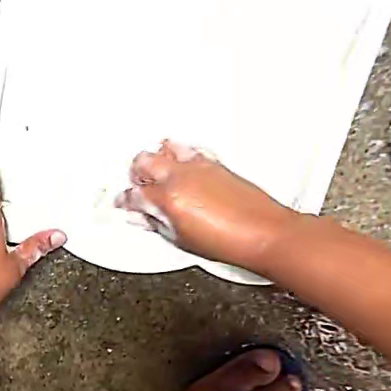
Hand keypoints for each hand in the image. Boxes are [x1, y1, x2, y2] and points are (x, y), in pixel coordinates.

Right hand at [115, 141, 299, 270]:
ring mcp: (198, 167)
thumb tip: (143, 217)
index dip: (124, 201)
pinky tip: (181, 166)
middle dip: (136, 173)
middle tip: (137, 185)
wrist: (266, 235)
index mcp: (166, 198)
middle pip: (143, 161)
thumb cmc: (230, 242)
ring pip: (166, 148)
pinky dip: (180, 155)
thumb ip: (156, 223)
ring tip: (157, 170)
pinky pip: (190, 150)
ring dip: (157, 158)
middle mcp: (180, 176)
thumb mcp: (180, 239)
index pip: (133, 194)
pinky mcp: (215, 164)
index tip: (124, 204)